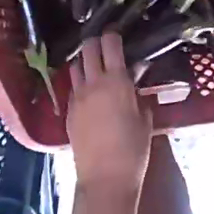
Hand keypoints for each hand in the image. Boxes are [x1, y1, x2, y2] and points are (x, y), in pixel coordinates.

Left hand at [66, 33, 152, 194]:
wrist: (105, 178)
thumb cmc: (134, 148)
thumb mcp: (145, 117)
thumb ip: (139, 93)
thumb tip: (136, 78)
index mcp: (116, 80)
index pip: (109, 44)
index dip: (113, 36)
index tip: (119, 35)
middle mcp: (92, 83)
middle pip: (87, 49)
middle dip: (96, 43)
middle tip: (106, 47)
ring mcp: (76, 97)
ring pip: (75, 66)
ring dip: (85, 61)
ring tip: (96, 67)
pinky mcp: (68, 112)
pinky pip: (72, 88)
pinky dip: (80, 83)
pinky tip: (90, 93)